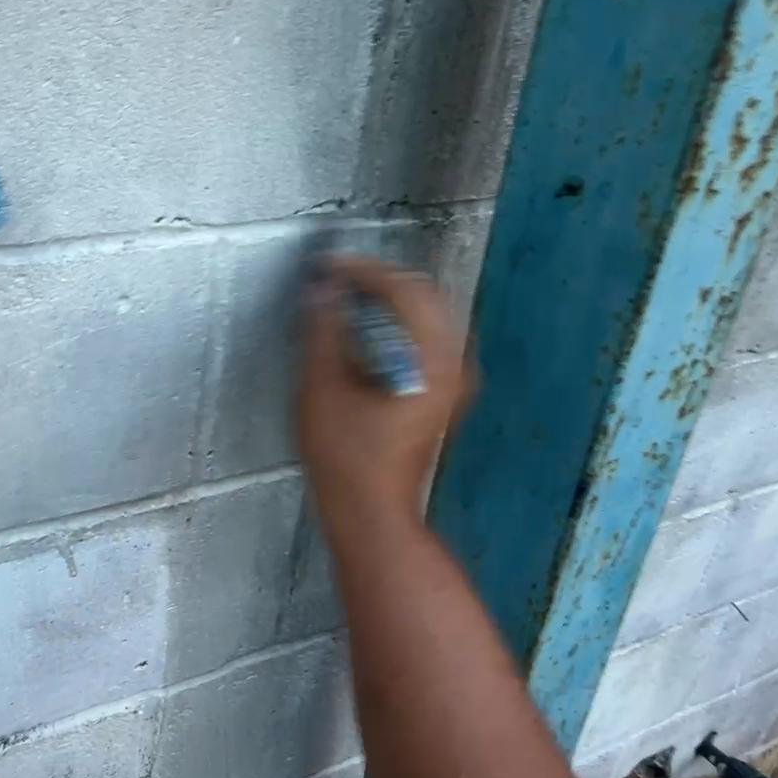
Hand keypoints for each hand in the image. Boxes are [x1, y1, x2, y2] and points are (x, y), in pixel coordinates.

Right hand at [297, 256, 473, 523]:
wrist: (372, 511)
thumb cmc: (345, 457)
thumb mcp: (322, 388)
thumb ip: (323, 331)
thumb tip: (322, 289)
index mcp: (430, 362)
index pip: (405, 292)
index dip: (364, 271)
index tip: (329, 266)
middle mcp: (454, 366)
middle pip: (427, 296)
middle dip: (381, 278)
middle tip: (340, 275)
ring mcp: (455, 380)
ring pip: (432, 314)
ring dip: (393, 297)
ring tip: (351, 293)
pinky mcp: (445, 393)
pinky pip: (431, 336)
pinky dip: (401, 319)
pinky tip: (370, 325)